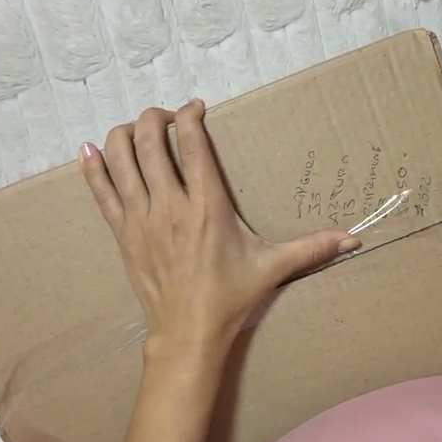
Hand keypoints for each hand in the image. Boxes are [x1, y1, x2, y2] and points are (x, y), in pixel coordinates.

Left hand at [82, 100, 359, 361]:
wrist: (187, 333)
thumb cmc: (229, 298)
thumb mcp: (272, 268)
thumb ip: (311, 248)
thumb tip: (353, 240)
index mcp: (207, 208)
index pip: (192, 145)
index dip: (190, 116)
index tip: (196, 108)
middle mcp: (170, 206)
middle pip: (149, 142)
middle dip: (154, 117)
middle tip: (166, 116)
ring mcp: (141, 219)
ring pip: (120, 159)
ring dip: (125, 134)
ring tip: (138, 129)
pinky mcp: (122, 234)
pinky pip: (100, 191)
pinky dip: (93, 167)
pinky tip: (89, 149)